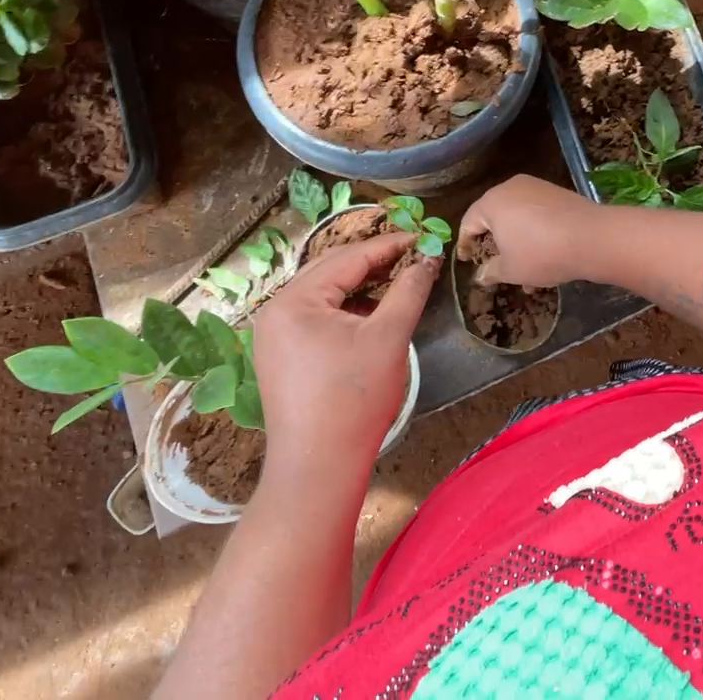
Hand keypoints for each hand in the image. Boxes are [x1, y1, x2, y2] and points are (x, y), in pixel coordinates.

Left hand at [251, 235, 437, 477]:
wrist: (319, 466)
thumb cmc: (354, 398)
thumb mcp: (389, 337)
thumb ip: (409, 290)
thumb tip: (428, 258)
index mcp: (294, 300)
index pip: (348, 257)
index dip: (389, 245)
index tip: (423, 237)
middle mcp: (275, 310)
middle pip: (331, 271)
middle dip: (375, 262)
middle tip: (414, 256)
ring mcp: (274, 335)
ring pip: (325, 295)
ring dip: (362, 286)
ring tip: (399, 281)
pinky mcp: (281, 356)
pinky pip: (317, 317)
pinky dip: (347, 310)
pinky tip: (373, 315)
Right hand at [459, 175, 600, 287]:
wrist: (592, 238)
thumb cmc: (541, 253)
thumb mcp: (511, 270)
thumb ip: (491, 271)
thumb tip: (480, 275)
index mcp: (492, 202)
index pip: (469, 222)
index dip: (465, 244)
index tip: (468, 262)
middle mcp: (512, 188)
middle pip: (495, 217)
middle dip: (496, 245)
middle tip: (496, 266)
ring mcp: (538, 188)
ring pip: (519, 218)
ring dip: (518, 244)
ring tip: (527, 274)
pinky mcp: (558, 193)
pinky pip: (537, 214)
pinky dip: (535, 234)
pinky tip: (546, 259)